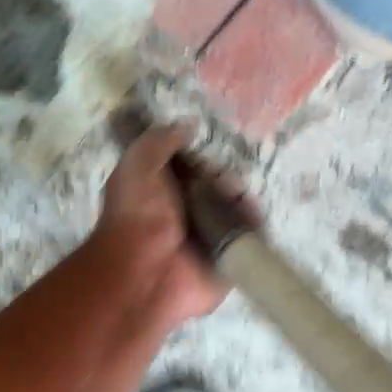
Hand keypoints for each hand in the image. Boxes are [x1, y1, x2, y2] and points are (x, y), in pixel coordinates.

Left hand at [94, 123, 242, 326]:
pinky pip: (249, 234)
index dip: (195, 154)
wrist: (147, 269)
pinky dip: (253, 221)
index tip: (200, 150)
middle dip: (219, 174)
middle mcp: (183, 209)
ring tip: (231, 196)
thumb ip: (161, 140)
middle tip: (216, 179)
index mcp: (157, 186)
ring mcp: (207, 233)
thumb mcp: (139, 163)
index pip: (185, 163)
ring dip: (237, 195)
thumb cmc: (138, 211)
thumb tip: (189, 123)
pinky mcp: (229, 257)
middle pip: (213, 182)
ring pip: (233, 205)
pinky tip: (249, 212)